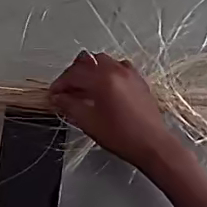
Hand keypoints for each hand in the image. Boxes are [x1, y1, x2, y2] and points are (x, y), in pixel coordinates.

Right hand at [49, 51, 180, 173]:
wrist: (152, 145)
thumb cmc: (122, 136)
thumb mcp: (88, 122)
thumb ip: (69, 106)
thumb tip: (58, 98)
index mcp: (103, 79)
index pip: (73, 74)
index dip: (60, 84)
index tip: (54, 94)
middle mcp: (117, 71)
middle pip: (87, 62)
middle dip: (73, 74)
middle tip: (65, 90)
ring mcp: (129, 73)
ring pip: (102, 61)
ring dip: (89, 70)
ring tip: (82, 88)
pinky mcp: (138, 80)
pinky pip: (117, 67)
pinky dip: (106, 72)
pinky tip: (103, 87)